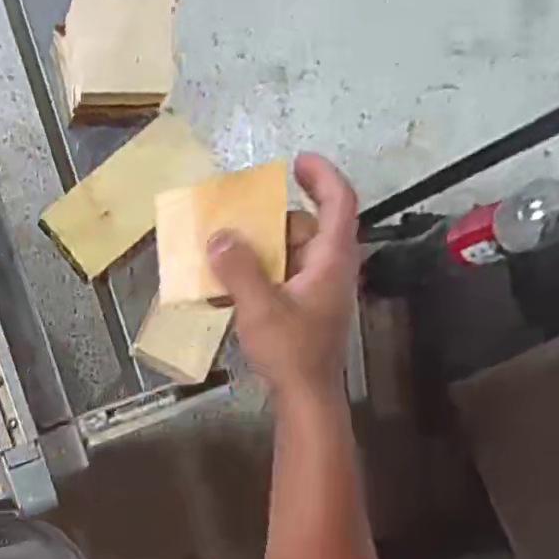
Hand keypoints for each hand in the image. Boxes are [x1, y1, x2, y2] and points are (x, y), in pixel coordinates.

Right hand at [207, 153, 360, 407]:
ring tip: (224, 255)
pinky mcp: (305, 310)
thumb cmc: (291, 351)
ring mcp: (318, 291)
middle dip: (272, 221)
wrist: (306, 396)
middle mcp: (330, 269)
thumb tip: (218, 237)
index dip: (322, 175)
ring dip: (259, 251)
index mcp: (331, 259)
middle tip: (240, 219)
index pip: (340, 202)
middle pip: (307, 228)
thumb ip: (238, 269)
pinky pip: (281, 279)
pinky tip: (227, 289)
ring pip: (290, 255)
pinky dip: (258, 277)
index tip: (297, 162)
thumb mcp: (260, 307)